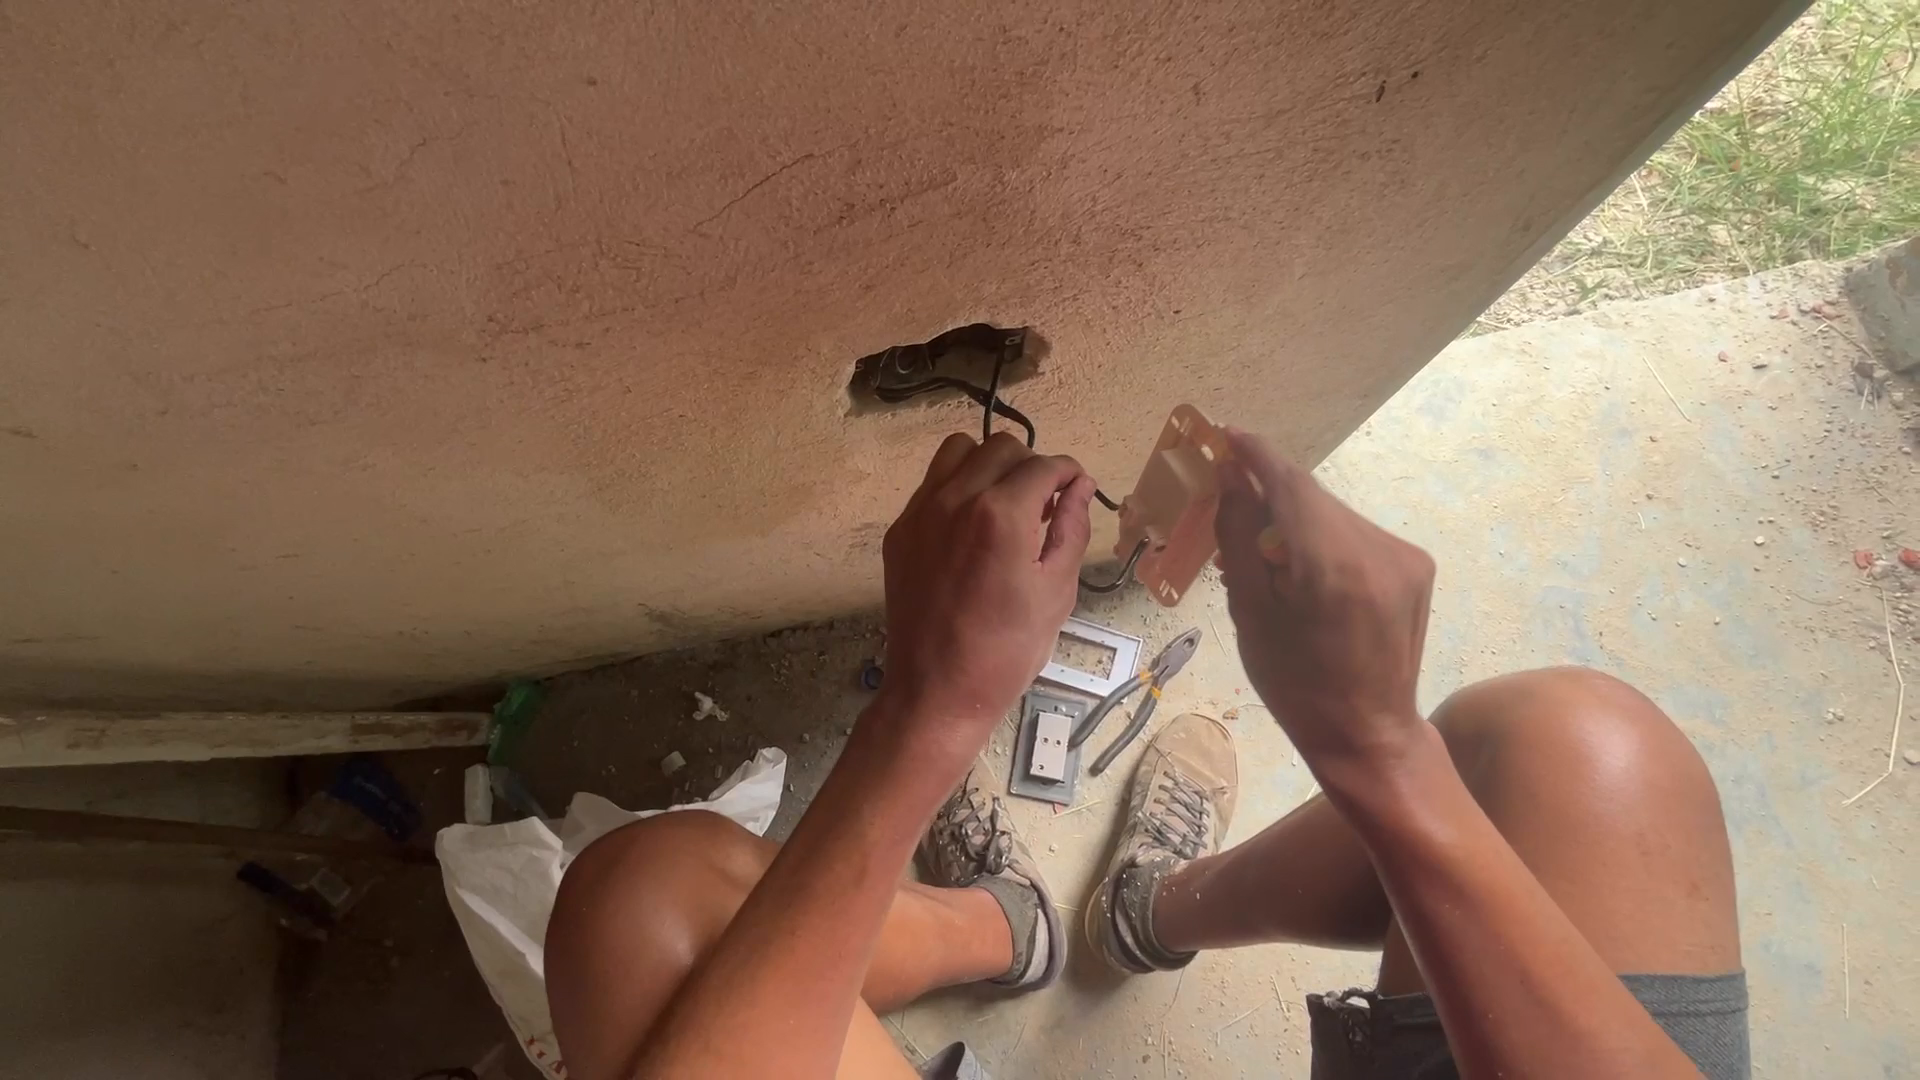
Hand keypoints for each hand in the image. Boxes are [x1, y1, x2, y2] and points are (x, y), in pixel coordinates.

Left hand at [875, 432, 1096, 752]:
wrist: (936, 689)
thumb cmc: (1006, 650)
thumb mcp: (1057, 591)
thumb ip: (1071, 528)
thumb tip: (1079, 487)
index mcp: (1001, 514)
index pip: (1044, 465)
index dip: (1069, 473)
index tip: (1076, 488)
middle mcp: (956, 499)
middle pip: (1002, 446)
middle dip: (1032, 465)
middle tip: (1044, 503)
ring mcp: (920, 511)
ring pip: (959, 450)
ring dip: (989, 464)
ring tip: (1004, 502)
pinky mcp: (900, 529)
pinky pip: (932, 483)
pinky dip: (958, 487)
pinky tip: (971, 525)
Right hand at [1213, 428, 1436, 781]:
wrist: (1366, 732)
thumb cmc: (1292, 680)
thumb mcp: (1249, 610)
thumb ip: (1239, 534)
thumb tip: (1229, 475)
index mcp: (1331, 565)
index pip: (1290, 483)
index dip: (1254, 454)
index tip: (1223, 435)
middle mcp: (1378, 548)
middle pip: (1310, 496)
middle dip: (1266, 491)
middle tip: (1226, 503)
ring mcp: (1404, 556)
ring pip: (1330, 512)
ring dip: (1291, 517)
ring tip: (1260, 552)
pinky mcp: (1415, 565)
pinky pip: (1351, 532)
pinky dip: (1318, 536)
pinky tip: (1299, 568)